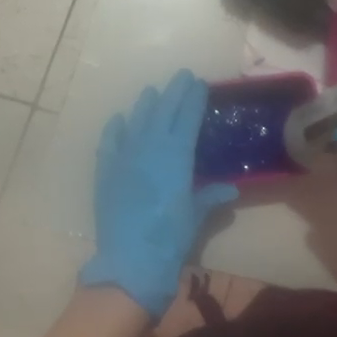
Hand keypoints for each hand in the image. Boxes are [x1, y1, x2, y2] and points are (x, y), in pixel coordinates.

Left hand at [79, 70, 236, 317]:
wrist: (131, 260)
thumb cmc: (171, 237)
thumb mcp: (196, 215)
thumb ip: (210, 196)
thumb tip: (230, 188)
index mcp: (178, 155)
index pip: (188, 117)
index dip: (195, 99)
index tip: (200, 83)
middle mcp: (151, 148)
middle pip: (164, 111)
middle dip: (174, 92)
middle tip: (182, 76)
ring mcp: (125, 158)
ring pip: (137, 121)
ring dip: (145, 105)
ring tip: (152, 91)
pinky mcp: (106, 173)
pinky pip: (110, 143)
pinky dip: (115, 129)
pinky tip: (119, 120)